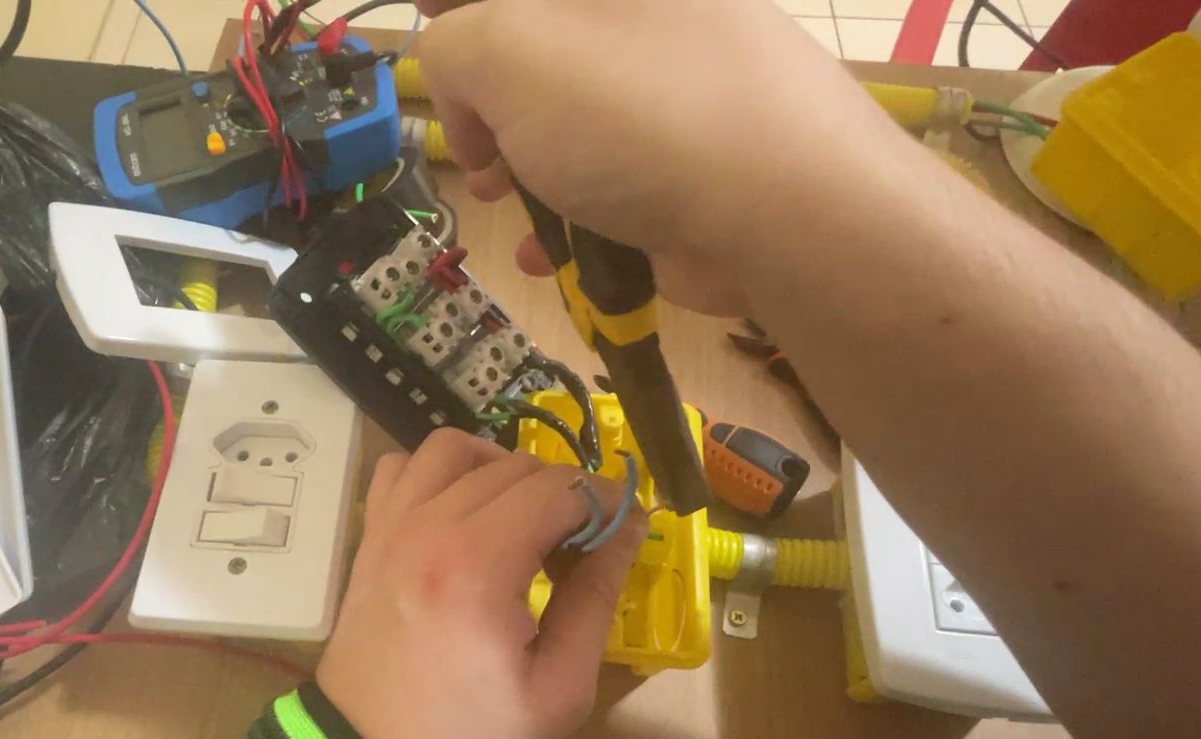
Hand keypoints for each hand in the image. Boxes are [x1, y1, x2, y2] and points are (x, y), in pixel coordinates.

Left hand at [317, 430, 645, 738]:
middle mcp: (428, 527)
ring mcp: (390, 526)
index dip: (606, 501)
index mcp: (478, 566)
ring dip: (502, 468)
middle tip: (580, 545)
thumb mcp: (558, 689)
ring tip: (523, 517)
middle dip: (564, 493)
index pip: (559, 490)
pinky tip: (461, 510)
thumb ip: (595, 597)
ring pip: (455, 448)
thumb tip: (628, 530)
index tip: (626, 530)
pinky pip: (403, 467)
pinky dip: (439, 472)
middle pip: (516, 466)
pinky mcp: (369, 537)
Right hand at [417, 0, 909, 314]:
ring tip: (500, 198)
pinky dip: (567, 218)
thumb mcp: (509, 53)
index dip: (458, 11)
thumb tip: (461, 79)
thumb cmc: (631, 114)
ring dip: (521, 165)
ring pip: (569, 123)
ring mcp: (668, 97)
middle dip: (486, 100)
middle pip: (538, 48)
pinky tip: (544, 253)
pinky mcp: (683, 168)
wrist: (771, 211)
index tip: (429, 33)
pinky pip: (607, 182)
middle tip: (471, 143)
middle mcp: (645, 21)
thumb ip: (455, 47)